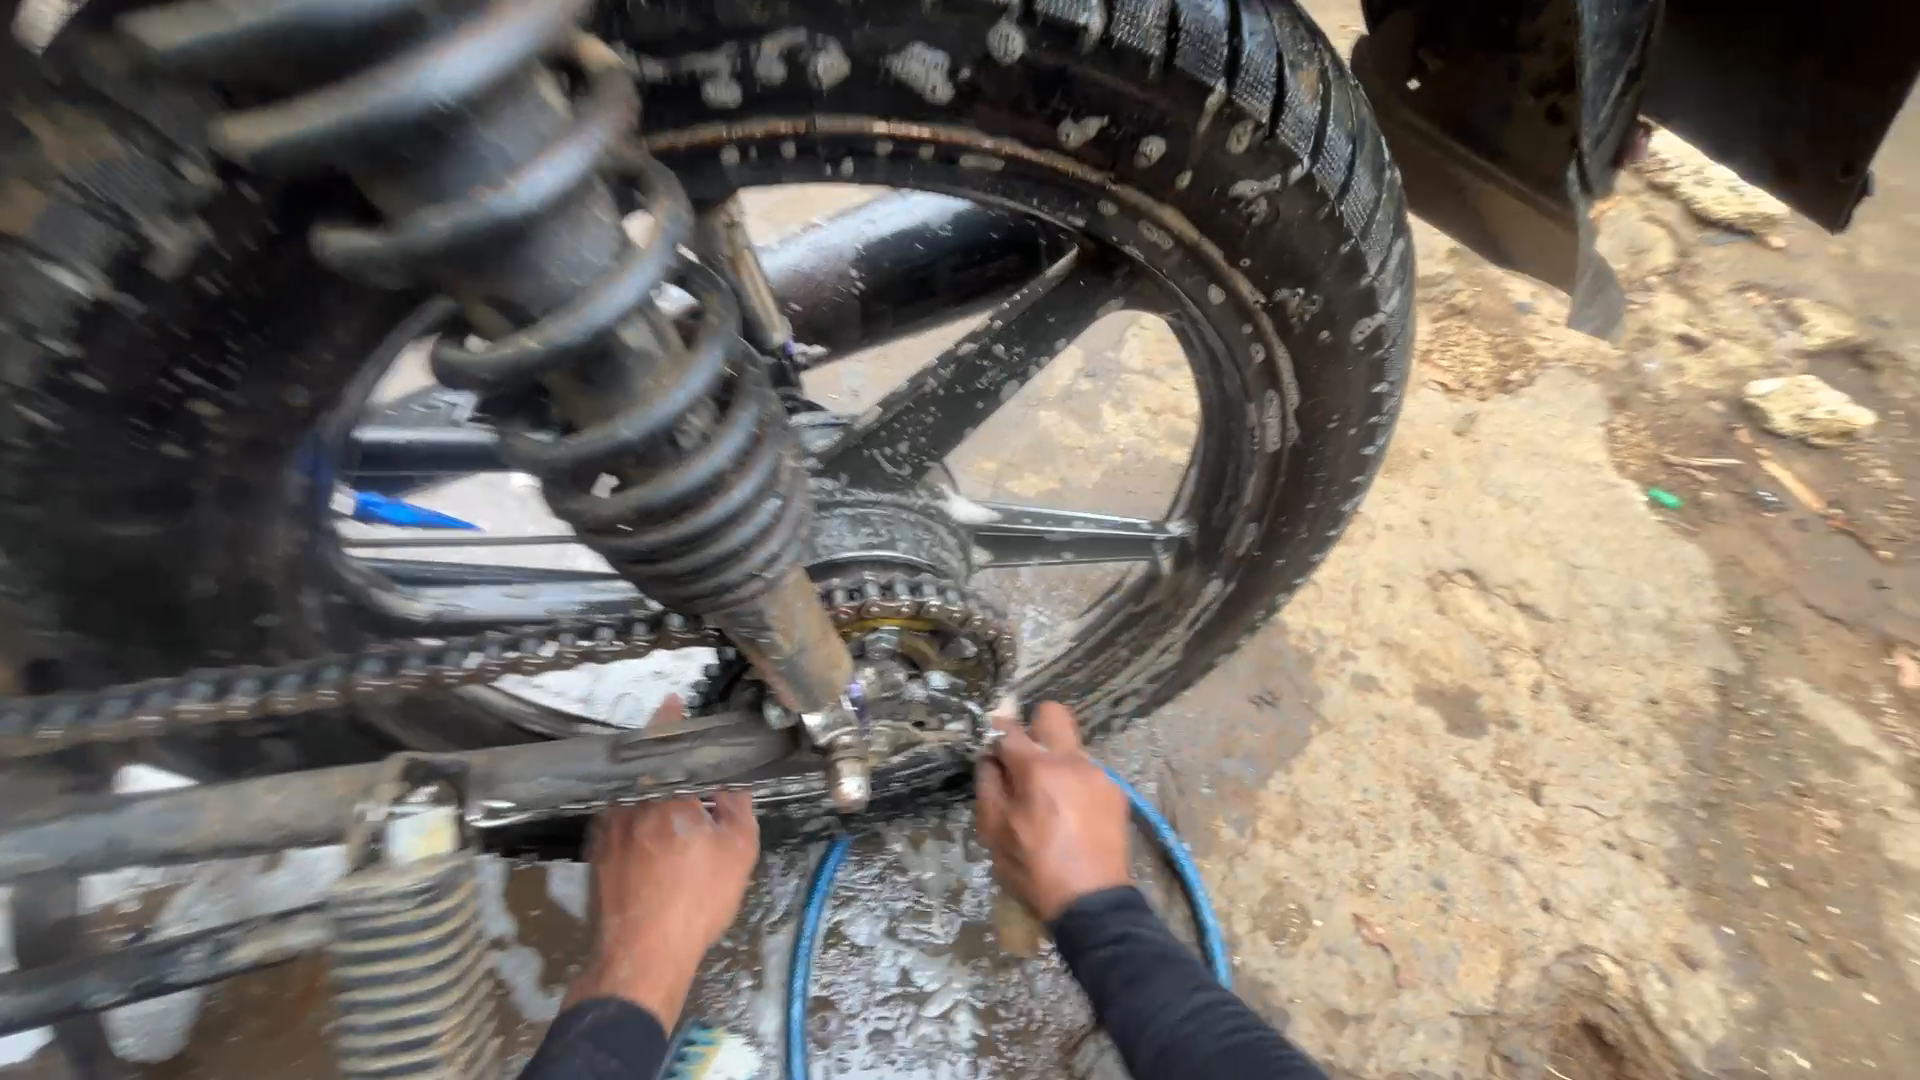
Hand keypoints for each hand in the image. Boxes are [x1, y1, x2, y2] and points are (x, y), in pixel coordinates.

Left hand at [565, 702, 759, 1025]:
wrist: (641, 955)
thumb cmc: (696, 899)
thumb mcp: (738, 850)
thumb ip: (736, 806)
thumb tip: (732, 782)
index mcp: (666, 795)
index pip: (666, 743)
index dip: (670, 718)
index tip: (673, 701)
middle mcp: (630, 803)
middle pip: (641, 764)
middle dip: (656, 752)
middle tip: (675, 749)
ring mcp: (607, 830)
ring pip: (625, 791)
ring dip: (641, 781)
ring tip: (662, 784)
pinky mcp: (596, 856)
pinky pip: (614, 817)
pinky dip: (628, 808)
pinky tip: (643, 822)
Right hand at [975, 701, 1132, 920]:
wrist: (1092, 904)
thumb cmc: (1034, 868)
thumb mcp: (993, 831)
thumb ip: (988, 784)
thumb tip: (989, 757)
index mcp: (1037, 767)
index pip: (1008, 728)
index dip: (994, 732)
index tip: (991, 746)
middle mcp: (1071, 760)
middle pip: (1052, 713)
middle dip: (1034, 726)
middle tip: (1024, 759)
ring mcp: (1098, 774)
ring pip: (1071, 747)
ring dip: (1056, 762)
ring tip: (1049, 800)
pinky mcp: (1116, 792)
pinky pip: (1088, 774)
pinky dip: (1075, 784)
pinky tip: (1072, 816)